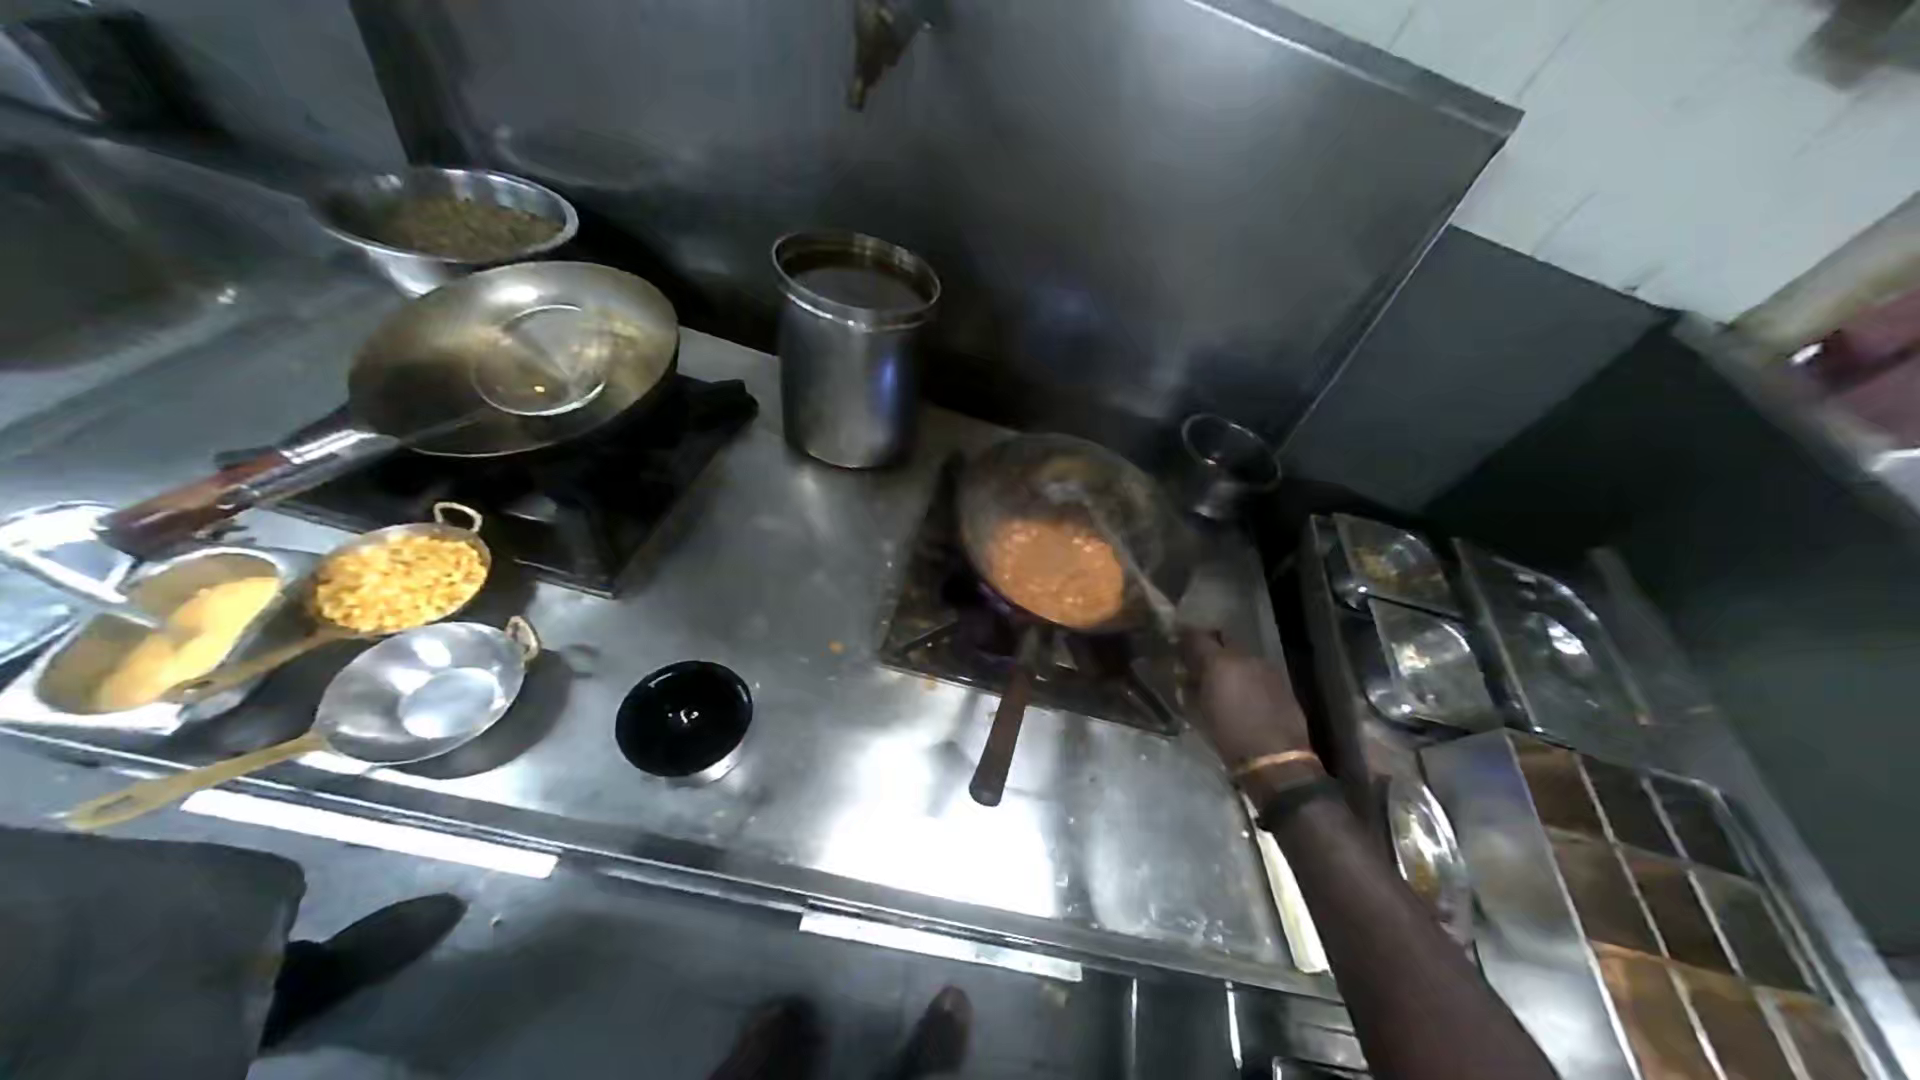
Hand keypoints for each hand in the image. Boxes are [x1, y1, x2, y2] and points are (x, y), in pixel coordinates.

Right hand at [1181, 630, 1322, 797]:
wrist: (1275, 759)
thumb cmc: (1227, 736)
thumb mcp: (1197, 711)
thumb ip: (1190, 685)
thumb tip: (1186, 674)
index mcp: (1219, 662)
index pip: (1196, 636)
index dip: (1184, 636)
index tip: (1176, 642)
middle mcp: (1243, 657)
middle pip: (1222, 640)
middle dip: (1210, 647)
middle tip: (1198, 662)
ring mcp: (1265, 667)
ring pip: (1241, 655)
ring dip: (1229, 662)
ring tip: (1221, 679)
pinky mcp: (1281, 680)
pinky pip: (1256, 669)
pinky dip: (1246, 675)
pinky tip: (1242, 692)